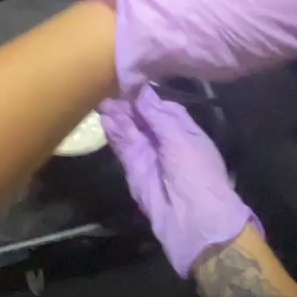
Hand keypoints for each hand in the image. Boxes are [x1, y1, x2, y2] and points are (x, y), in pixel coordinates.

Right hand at [100, 88, 254, 276]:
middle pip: (141, 116)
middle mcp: (165, 140)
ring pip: (129, 129)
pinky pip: (121, 146)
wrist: (194, 221)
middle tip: (107, 85)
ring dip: (116, 115)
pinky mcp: (133, 168)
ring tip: (99, 97)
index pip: (161, 106)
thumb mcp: (180, 137)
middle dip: (126, 102)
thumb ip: (156, 113)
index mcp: (184, 131)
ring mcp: (148, 154)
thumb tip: (140, 89)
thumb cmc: (196, 173)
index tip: (128, 76)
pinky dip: (113, 132)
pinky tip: (103, 118)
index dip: (145, 93)